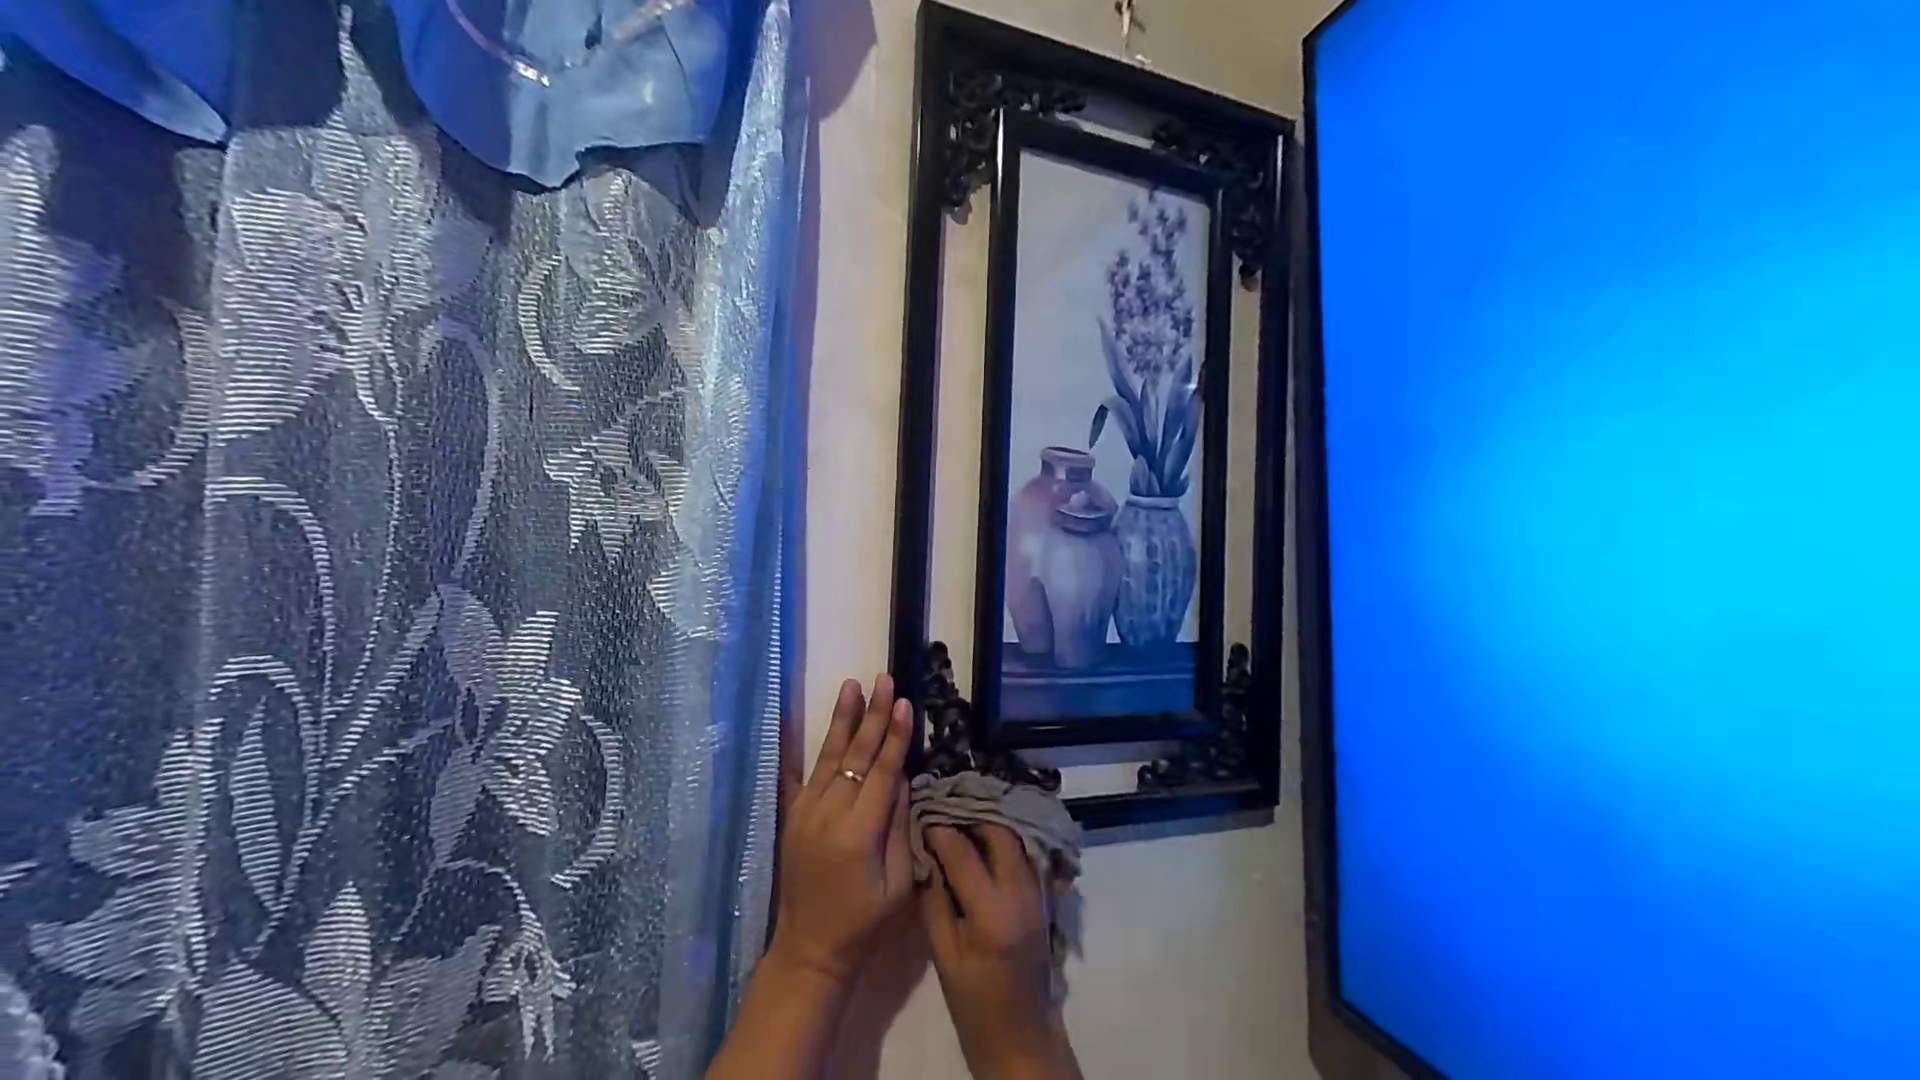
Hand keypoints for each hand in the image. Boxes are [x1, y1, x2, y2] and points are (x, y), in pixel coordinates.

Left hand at [765, 676, 913, 984]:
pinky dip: (822, 744)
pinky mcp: (794, 814)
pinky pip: (810, 772)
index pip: (882, 772)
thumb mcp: (897, 882)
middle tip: (884, 679)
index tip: (904, 703)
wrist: (810, 948)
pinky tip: (830, 722)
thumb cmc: (865, 921)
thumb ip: (900, 827)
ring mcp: (806, 812)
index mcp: (858, 834)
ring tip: (853, 685)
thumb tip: (904, 778)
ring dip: (844, 719)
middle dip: (872, 715)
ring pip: (830, 755)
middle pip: (855, 755)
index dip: (894, 736)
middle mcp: (828, 814)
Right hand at [922, 825, 1081, 1079]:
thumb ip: (934, 898)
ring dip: (990, 824)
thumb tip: (927, 853)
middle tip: (946, 813)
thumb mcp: (942, 952)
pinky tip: (988, 838)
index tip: (924, 816)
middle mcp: (1021, 894)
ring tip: (964, 819)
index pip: (962, 852)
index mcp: (991, 913)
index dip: (940, 830)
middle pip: (999, 833)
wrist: (1021, 1033)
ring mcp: (1039, 892)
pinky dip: (1007, 840)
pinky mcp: (1046, 896)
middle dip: (971, 816)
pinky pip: (1027, 854)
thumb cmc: (972, 1000)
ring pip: (1017, 838)